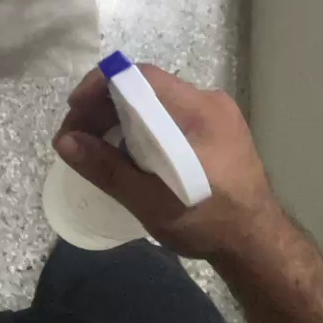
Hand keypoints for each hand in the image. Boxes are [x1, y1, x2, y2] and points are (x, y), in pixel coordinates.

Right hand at [52, 65, 285, 261]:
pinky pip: (165, 116)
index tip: (73, 110)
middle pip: (142, 88)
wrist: (258, 246)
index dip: (99, 86)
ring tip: (95, 149)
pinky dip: (138, 128)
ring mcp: (213, 116)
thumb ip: (106, 169)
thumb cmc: (208, 222)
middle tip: (76, 139)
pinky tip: (125, 155)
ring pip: (151, 103)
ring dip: (117, 120)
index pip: (140, 77)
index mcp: (199, 111)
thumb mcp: (151, 201)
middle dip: (102, 108)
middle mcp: (208, 102)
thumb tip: (64, 143)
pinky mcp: (213, 131)